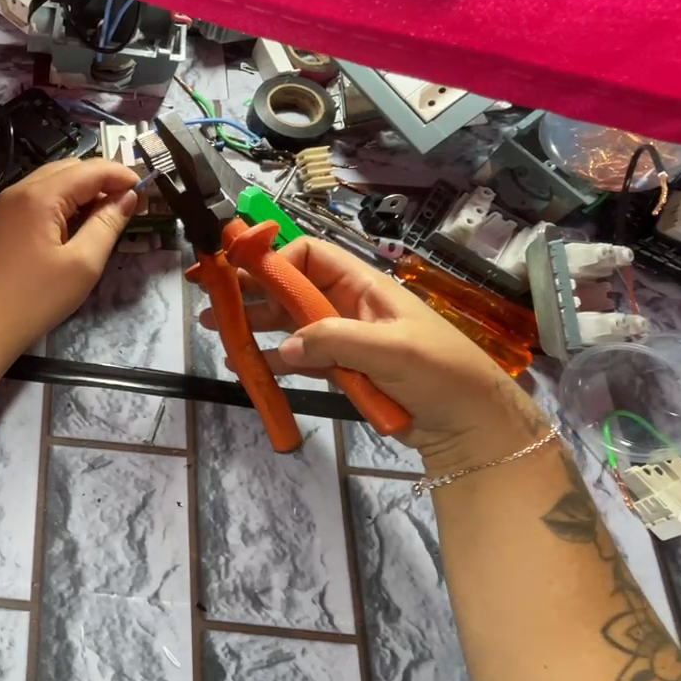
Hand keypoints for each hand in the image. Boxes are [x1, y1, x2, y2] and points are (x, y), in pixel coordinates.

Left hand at [0, 159, 139, 354]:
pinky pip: (31, 200)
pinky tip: (67, 228)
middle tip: (124, 207)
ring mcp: (1, 206)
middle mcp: (17, 191)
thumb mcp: (83, 264)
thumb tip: (127, 197)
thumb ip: (107, 224)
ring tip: (99, 218)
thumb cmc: (36, 299)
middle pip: (68, 169)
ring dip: (78, 192)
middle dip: (100, 181)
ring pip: (49, 183)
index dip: (121, 176)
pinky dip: (56, 204)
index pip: (90, 170)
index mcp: (40, 196)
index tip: (145, 192)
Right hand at [199, 236, 541, 472]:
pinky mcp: (340, 369)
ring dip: (253, 324)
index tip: (238, 271)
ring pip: (288, 323)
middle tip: (211, 297)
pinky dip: (270, 359)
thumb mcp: (390, 349)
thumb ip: (334, 341)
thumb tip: (284, 347)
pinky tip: (245, 363)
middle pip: (291, 288)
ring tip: (216, 327)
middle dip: (251, 290)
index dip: (274, 260)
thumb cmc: (441, 373)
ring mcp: (342, 338)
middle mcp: (347, 305)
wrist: (469, 423)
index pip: (310, 257)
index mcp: (363, 286)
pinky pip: (297, 357)